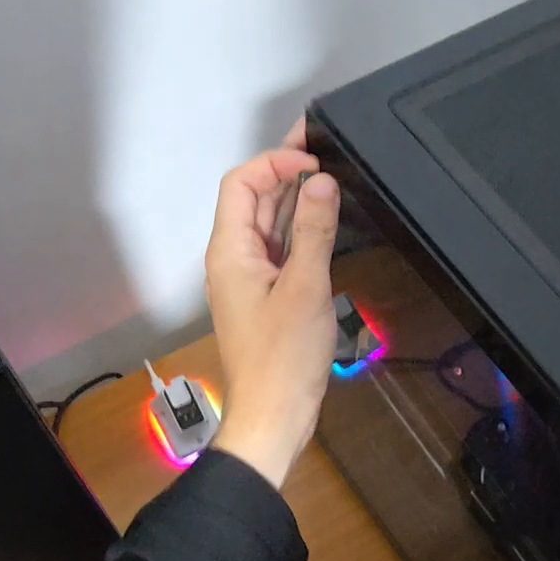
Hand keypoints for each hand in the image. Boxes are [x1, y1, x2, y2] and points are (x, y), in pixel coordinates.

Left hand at [204, 121, 339, 488]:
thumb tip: (323, 182)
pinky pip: (280, 252)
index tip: (314, 161)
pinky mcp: (266, 297)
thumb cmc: (284, 357)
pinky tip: (325, 218)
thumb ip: (314, 232)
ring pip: (269, 227)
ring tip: (329, 172)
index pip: (241, 184)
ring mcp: (250, 279)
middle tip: (324, 145)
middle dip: (285, 172)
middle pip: (254, 202)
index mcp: (230, 251)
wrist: (274, 415)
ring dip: (295, 200)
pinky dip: (300, 231)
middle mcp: (234, 259)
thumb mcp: (305, 288)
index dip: (274, 163)